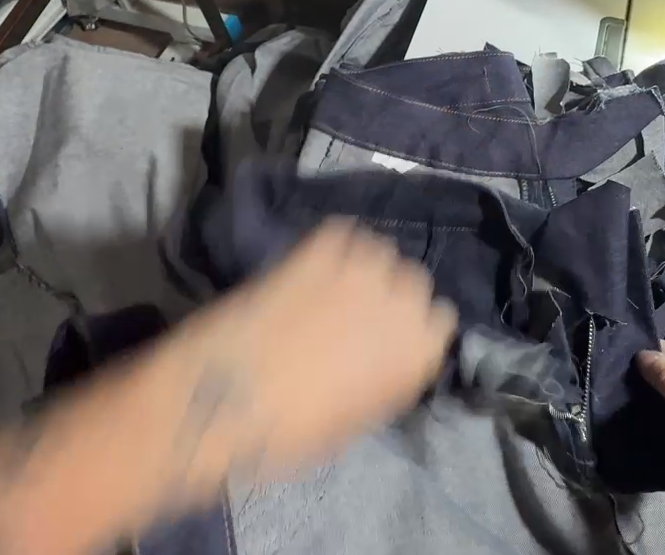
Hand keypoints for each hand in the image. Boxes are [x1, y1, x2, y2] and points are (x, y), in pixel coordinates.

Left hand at [153, 218, 459, 478]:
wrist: (224, 398)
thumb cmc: (291, 430)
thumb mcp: (357, 420)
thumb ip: (390, 380)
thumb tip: (396, 361)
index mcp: (417, 347)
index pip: (441, 321)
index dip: (413, 331)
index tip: (392, 341)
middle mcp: (402, 298)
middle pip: (414, 281)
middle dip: (392, 296)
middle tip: (359, 316)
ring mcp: (361, 266)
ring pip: (380, 253)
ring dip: (364, 269)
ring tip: (335, 289)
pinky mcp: (321, 247)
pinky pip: (343, 234)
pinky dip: (334, 248)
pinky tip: (316, 269)